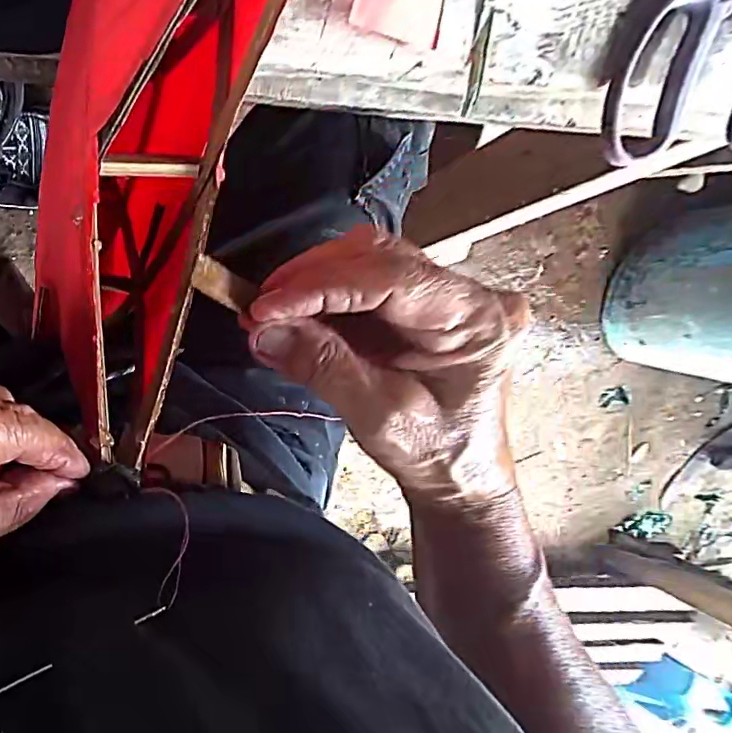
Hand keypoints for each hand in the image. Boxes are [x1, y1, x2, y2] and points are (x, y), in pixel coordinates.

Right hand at [241, 226, 528, 505]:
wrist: (459, 475)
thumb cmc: (433, 454)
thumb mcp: (375, 415)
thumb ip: (324, 368)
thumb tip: (266, 332)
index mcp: (473, 319)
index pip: (388, 277)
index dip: (319, 286)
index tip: (265, 307)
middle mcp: (466, 293)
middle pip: (378, 257)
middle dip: (310, 278)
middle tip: (258, 309)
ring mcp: (443, 297)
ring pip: (368, 264)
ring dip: (311, 285)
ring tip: (267, 315)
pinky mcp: (419, 308)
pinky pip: (364, 287)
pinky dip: (321, 300)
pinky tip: (291, 319)